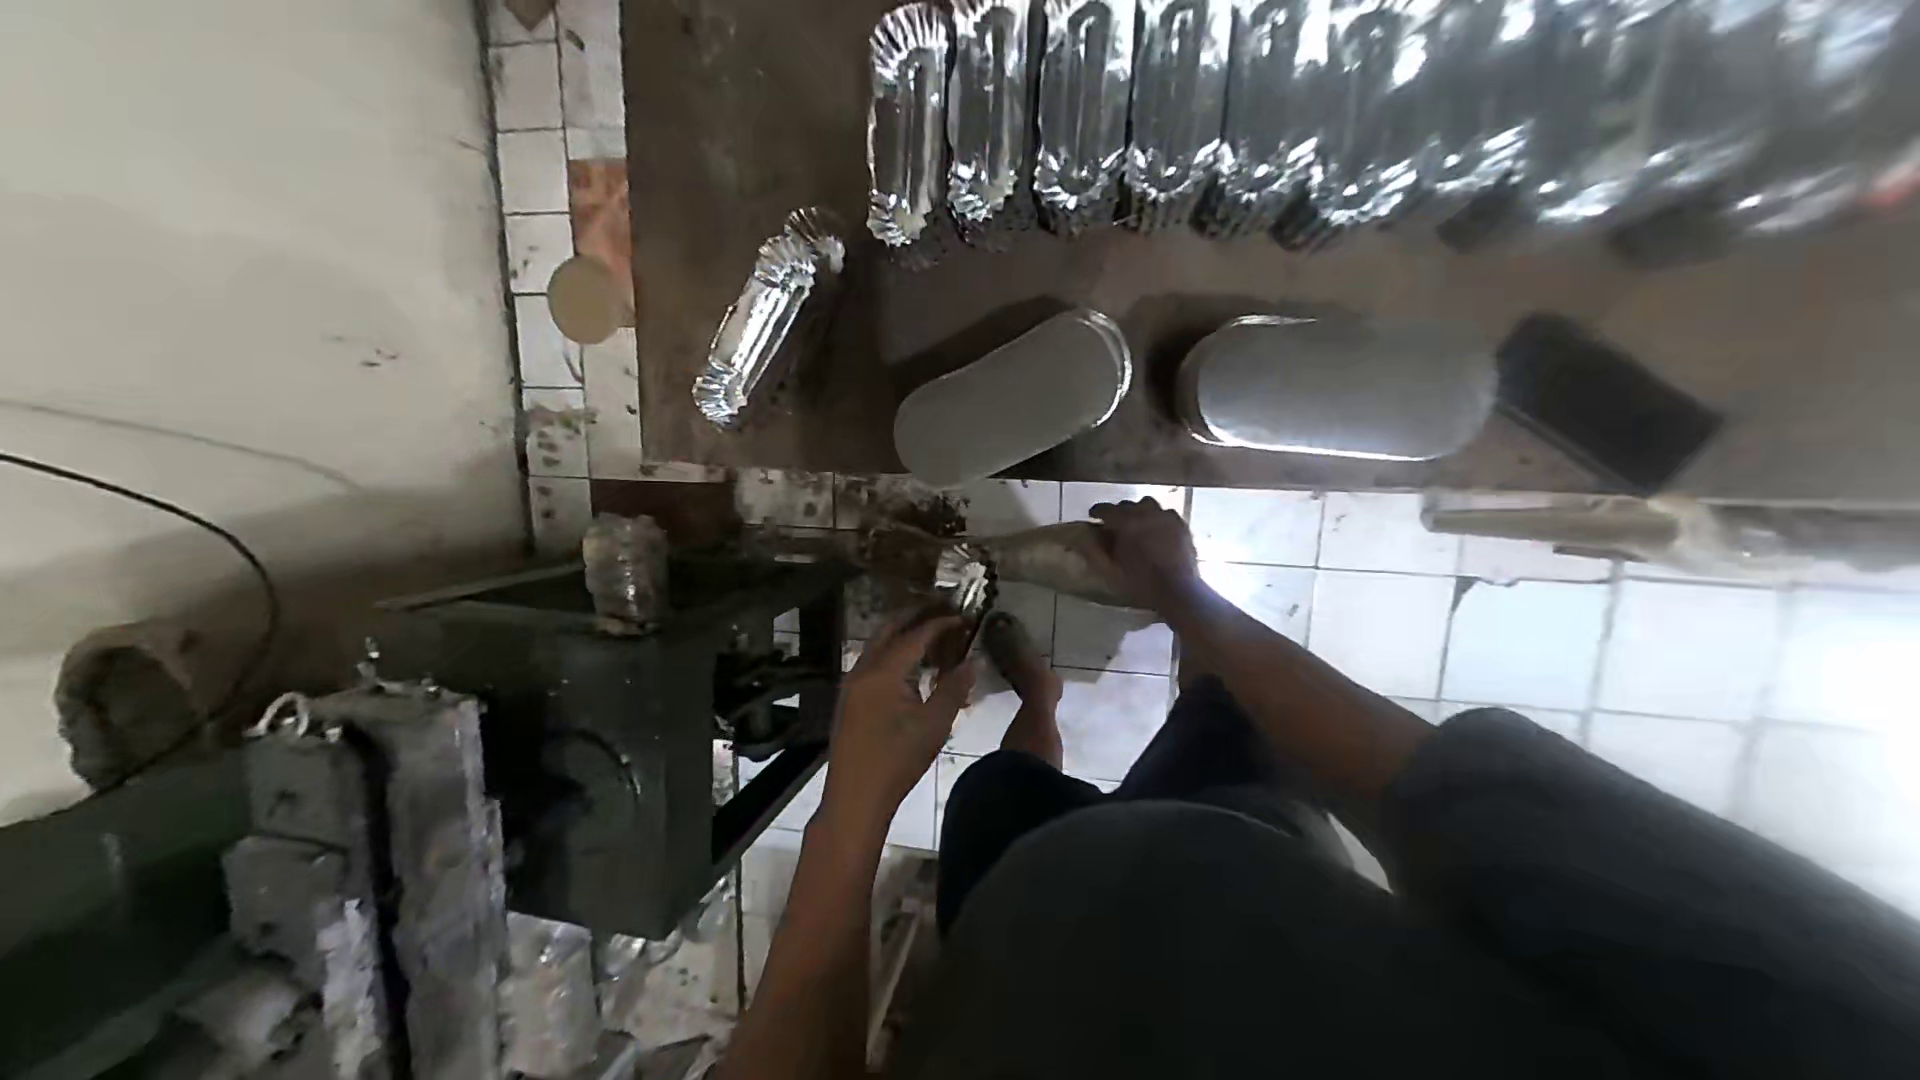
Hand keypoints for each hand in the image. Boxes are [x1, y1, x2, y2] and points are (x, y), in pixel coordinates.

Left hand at [820, 612, 976, 832]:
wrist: (855, 798)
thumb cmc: (897, 761)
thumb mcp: (934, 725)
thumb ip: (954, 688)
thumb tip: (973, 660)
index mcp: (882, 673)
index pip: (914, 636)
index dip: (940, 624)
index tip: (962, 617)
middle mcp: (862, 671)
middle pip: (889, 631)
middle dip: (915, 617)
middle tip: (942, 612)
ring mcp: (851, 685)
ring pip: (877, 646)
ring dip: (902, 635)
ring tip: (929, 636)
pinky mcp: (849, 700)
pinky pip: (871, 663)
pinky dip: (892, 654)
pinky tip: (909, 667)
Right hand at [1083, 497, 1200, 611]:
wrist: (1178, 592)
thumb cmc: (1141, 584)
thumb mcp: (1109, 572)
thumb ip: (1092, 552)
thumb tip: (1079, 537)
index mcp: (1126, 524)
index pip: (1106, 509)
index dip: (1097, 512)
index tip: (1093, 517)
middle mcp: (1146, 514)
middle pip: (1127, 505)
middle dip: (1118, 512)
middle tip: (1114, 525)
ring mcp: (1166, 517)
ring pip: (1147, 504)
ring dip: (1138, 511)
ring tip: (1137, 524)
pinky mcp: (1181, 524)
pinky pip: (1165, 512)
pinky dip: (1157, 517)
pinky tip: (1157, 529)